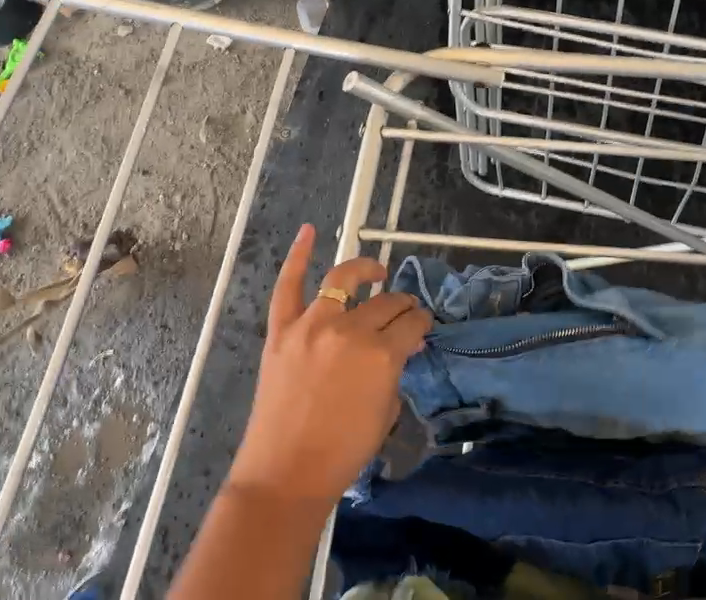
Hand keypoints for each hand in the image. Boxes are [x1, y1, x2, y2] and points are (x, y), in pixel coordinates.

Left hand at [228, 224, 431, 504]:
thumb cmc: (344, 451)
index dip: (422, 324)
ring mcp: (311, 326)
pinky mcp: (281, 332)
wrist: (285, 474)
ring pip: (344, 279)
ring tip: (376, 272)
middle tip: (405, 313)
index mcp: (381, 353)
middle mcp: (349, 330)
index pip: (412, 323)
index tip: (423, 327)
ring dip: (365, 270)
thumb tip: (406, 346)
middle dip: (402, 305)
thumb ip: (396, 370)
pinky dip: (298, 256)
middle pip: (386, 302)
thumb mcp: (386, 410)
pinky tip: (309, 232)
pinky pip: (288, 285)